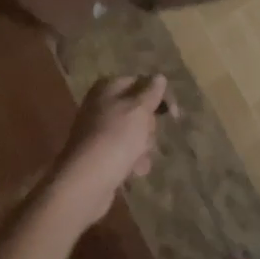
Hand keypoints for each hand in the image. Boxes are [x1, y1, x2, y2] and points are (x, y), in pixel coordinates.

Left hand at [43, 74, 176, 229]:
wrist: (86, 181)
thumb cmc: (116, 138)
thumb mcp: (139, 110)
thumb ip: (151, 92)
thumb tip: (158, 77)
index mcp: (108, 87)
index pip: (141, 83)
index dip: (159, 97)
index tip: (173, 114)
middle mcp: (101, 105)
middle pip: (138, 110)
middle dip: (149, 126)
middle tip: (146, 136)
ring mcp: (99, 131)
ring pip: (134, 133)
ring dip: (143, 147)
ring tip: (138, 159)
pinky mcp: (100, 155)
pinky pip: (124, 153)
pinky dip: (131, 161)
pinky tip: (133, 171)